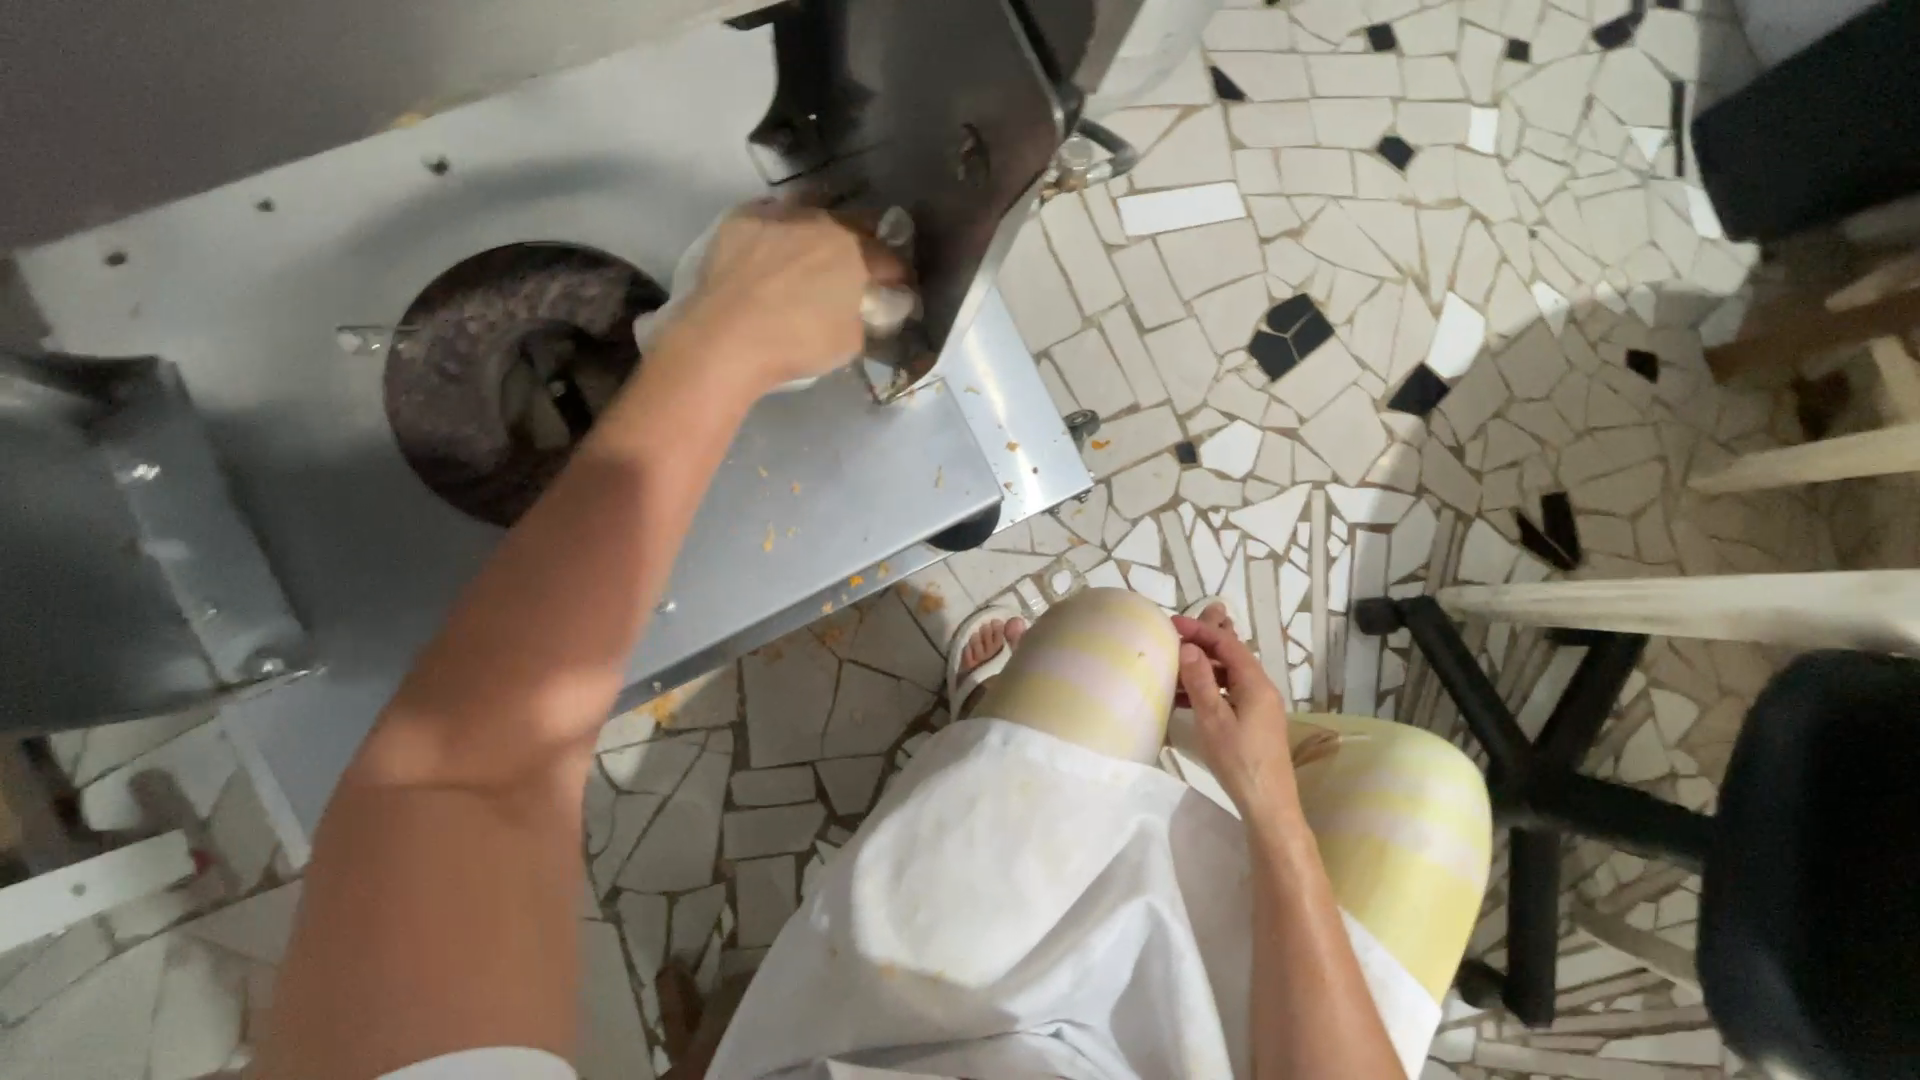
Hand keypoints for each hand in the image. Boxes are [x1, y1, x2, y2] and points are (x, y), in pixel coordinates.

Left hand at [662, 199, 905, 395]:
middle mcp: (822, 224)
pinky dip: (779, 231)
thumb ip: (865, 318)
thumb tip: (865, 310)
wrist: (727, 338)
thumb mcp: (851, 343)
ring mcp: (780, 217)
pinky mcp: (742, 220)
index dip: (897, 276)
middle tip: (859, 268)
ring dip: (820, 232)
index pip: (890, 259)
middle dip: (863, 245)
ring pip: (811, 215)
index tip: (897, 290)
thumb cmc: (798, 343)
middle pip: (854, 226)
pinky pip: (771, 217)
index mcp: (856, 253)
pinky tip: (774, 249)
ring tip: (813, 253)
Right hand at [1170, 614, 1300, 824]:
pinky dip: (1208, 689)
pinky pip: (1229, 693)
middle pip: (1230, 656)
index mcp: (1255, 683)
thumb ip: (1200, 681)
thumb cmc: (1239, 760)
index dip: (1200, 630)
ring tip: (1172, 671)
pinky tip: (1186, 699)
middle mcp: (1262, 689)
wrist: (1268, 803)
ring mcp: (1260, 706)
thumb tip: (1189, 647)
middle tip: (1170, 642)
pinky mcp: (1255, 721)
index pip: (1227, 643)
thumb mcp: (1213, 719)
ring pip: (1229, 675)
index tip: (1171, 624)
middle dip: (1200, 645)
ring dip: (1202, 669)